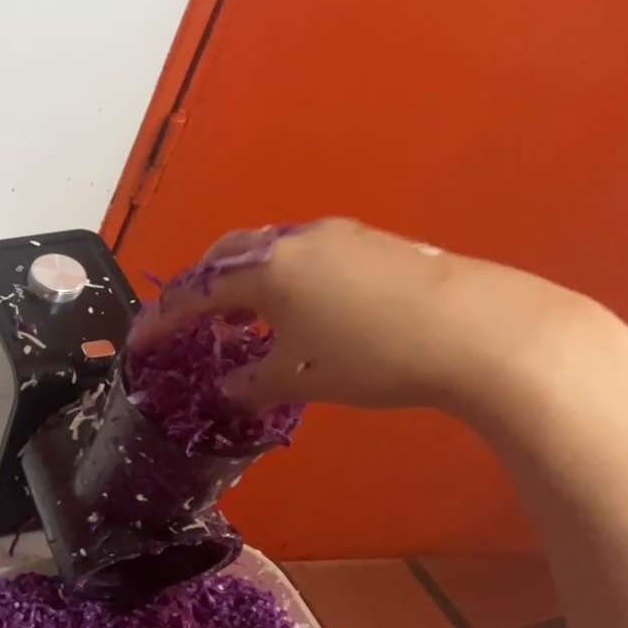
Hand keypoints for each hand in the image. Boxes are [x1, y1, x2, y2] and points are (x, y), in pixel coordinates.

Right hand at [127, 217, 600, 414]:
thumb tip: (228, 389)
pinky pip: (305, 256)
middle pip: (226, 254)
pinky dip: (283, 279)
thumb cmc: (373, 355)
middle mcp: (294, 241)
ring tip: (242, 317)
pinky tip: (298, 311)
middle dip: (200, 286)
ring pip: (269, 250)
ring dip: (244, 280)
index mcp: (263, 269)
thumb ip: (250, 383)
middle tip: (190, 318)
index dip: (162, 319)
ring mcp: (339, 237)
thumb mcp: (298, 378)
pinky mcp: (376, 245)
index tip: (141, 341)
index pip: (193, 292)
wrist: (486, 333)